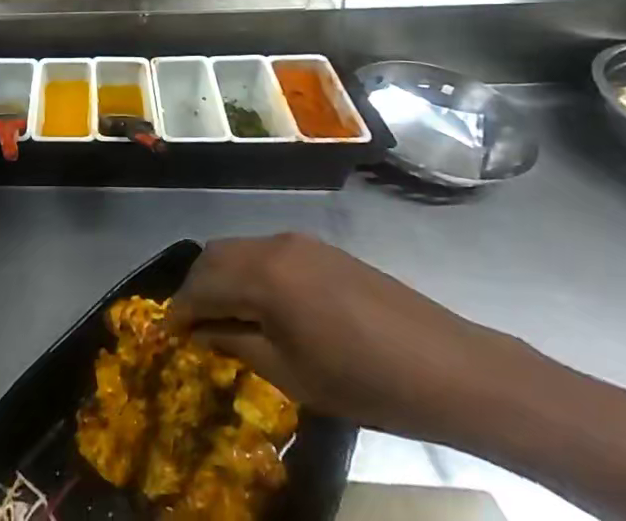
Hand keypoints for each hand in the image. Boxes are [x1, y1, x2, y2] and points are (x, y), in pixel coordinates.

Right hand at [165, 234, 536, 437]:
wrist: (456, 371)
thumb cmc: (366, 382)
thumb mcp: (290, 374)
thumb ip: (235, 343)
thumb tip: (200, 331)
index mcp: (262, 276)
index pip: (201, 287)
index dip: (180, 311)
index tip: (169, 332)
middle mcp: (273, 246)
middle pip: (213, 257)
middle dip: (196, 288)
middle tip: (195, 323)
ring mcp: (300, 243)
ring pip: (238, 250)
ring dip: (222, 278)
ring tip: (227, 315)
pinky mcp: (323, 249)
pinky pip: (266, 252)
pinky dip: (250, 272)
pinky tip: (264, 303)